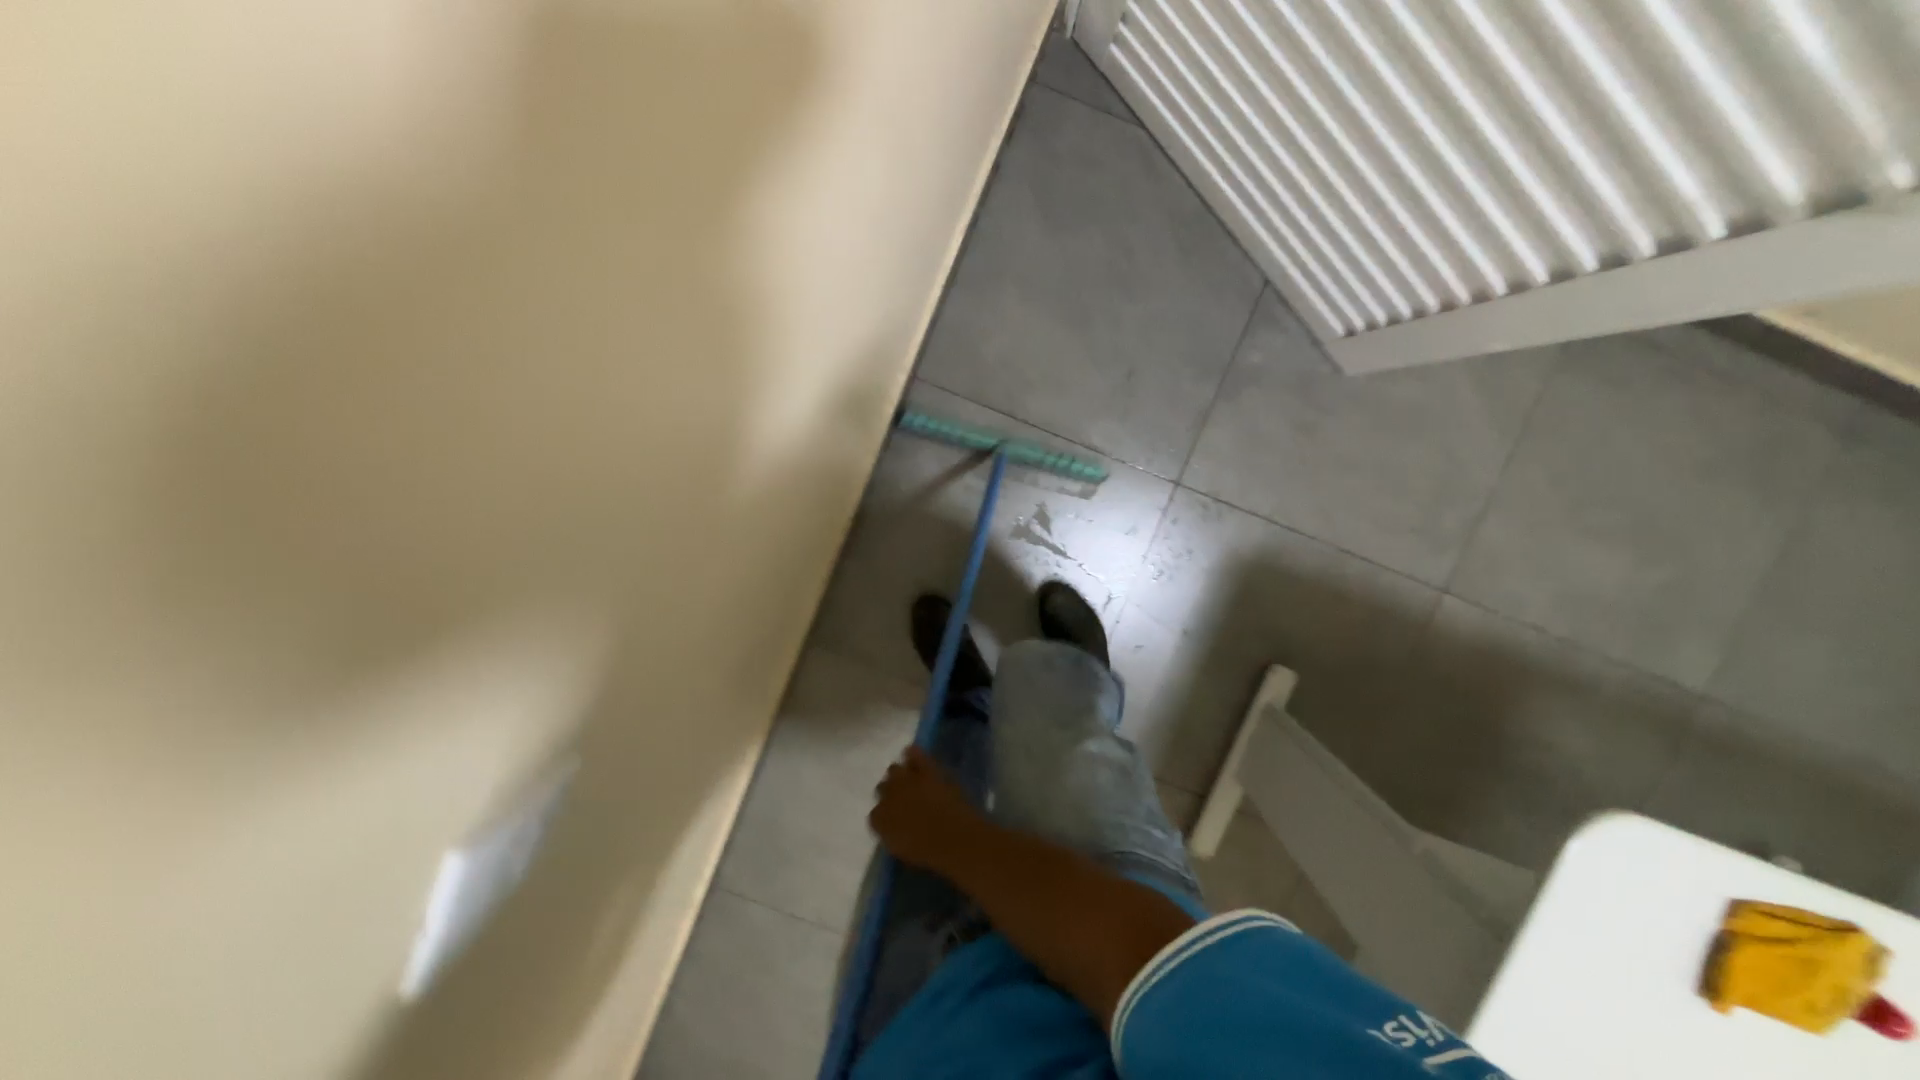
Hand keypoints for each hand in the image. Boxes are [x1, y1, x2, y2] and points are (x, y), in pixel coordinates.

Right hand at [868, 746, 983, 871]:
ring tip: (909, 780)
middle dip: (890, 793)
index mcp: (879, 821)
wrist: (955, 837)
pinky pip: (914, 753)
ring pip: (894, 769)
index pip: (875, 814)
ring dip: (900, 775)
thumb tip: (891, 827)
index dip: (886, 815)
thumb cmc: (930, 853)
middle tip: (904, 800)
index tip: (896, 820)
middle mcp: (887, 797)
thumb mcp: (903, 850)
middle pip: (882, 788)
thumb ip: (892, 836)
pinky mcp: (926, 769)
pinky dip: (913, 754)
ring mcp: (906, 780)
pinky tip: (913, 756)